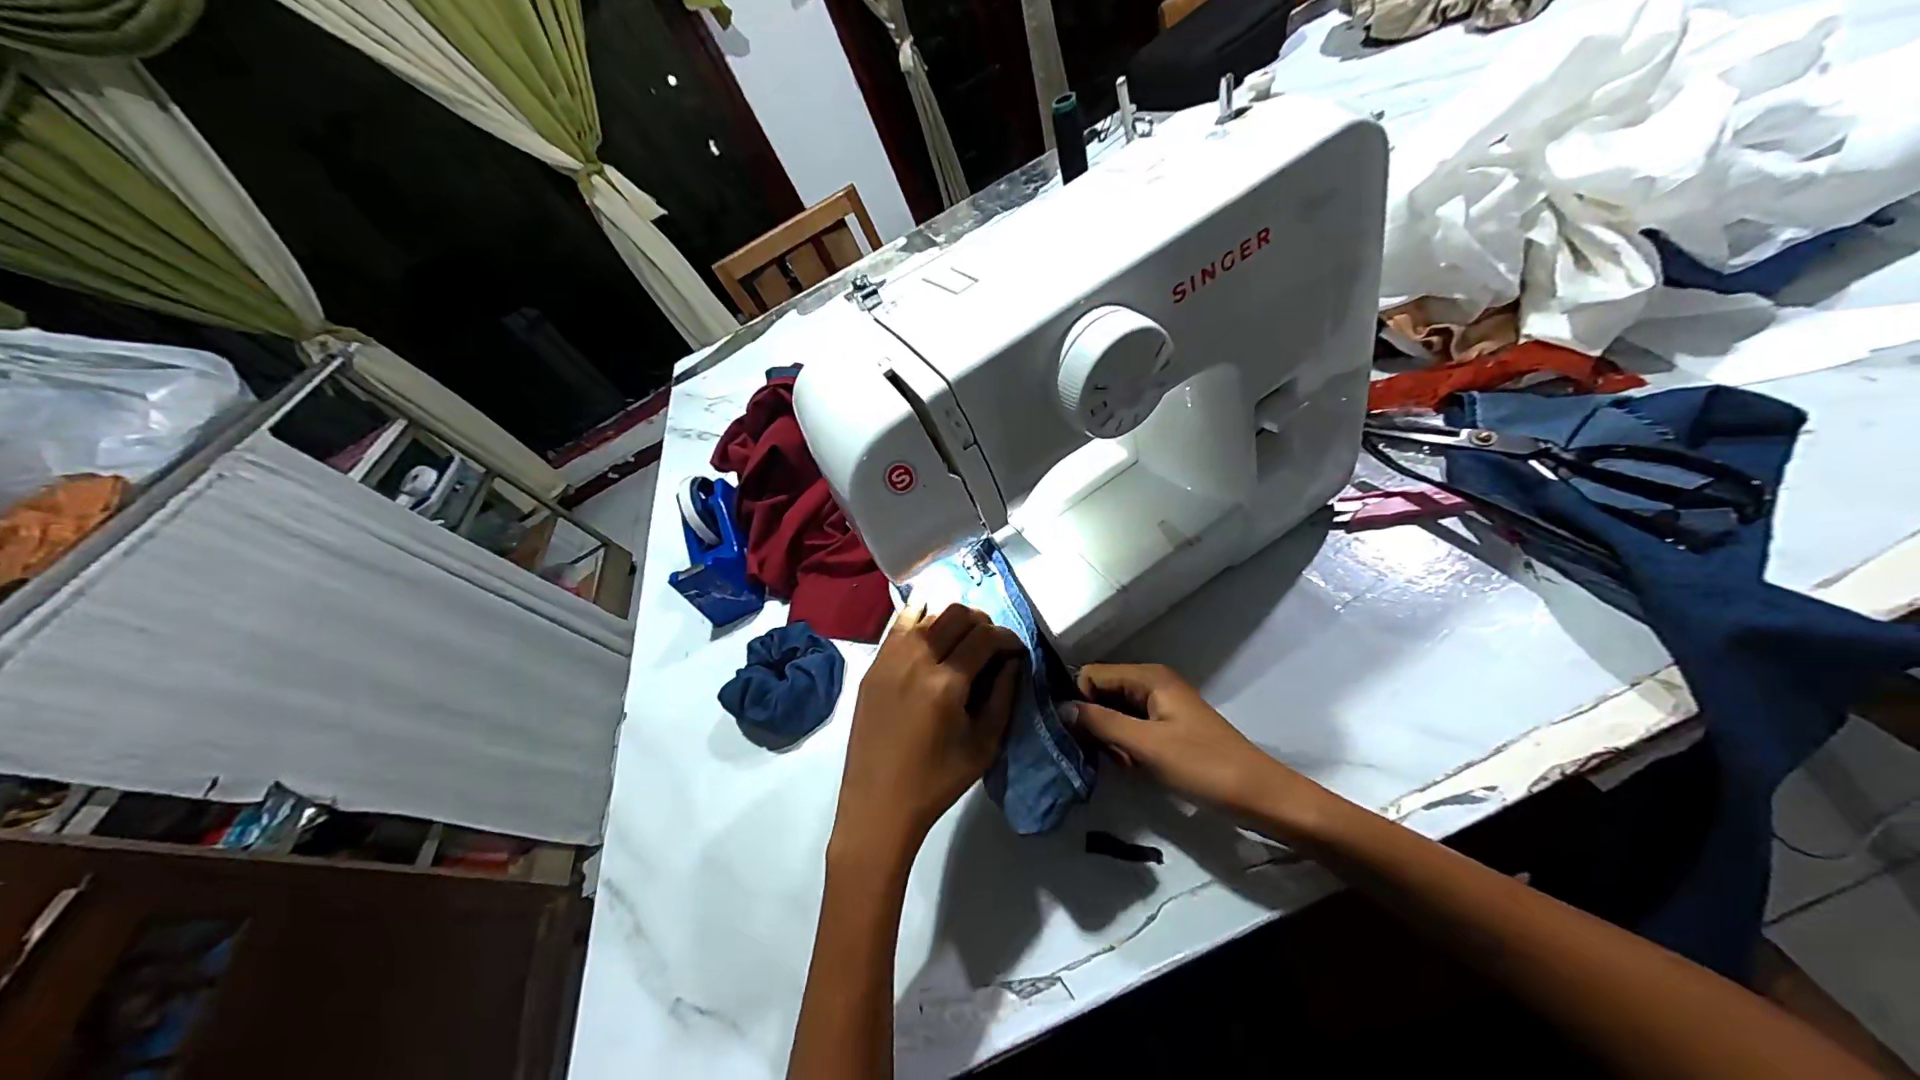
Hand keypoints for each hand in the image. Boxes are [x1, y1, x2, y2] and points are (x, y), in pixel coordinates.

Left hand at [833, 603, 1023, 861]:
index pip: (985, 637)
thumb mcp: (984, 744)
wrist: (878, 803)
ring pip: (928, 615)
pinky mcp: (873, 667)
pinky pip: (899, 626)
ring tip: (963, 642)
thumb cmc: (937, 781)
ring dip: (952, 621)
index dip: (1008, 637)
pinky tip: (931, 626)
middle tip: (992, 645)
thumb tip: (1013, 661)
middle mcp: (916, 661)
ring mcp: (889, 660)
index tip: (1017, 651)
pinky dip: (919, 618)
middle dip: (982, 623)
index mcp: (946, 683)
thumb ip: (1004, 695)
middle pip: (956, 615)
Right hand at [1069, 663, 1294, 816]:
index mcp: (1149, 677)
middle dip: (1094, 721)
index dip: (1079, 700)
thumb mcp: (1146, 745)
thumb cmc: (1202, 766)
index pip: (1092, 675)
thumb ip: (1101, 723)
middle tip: (1102, 753)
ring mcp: (1162, 706)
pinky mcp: (1167, 728)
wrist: (1258, 795)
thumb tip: (1061, 708)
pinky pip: (1131, 728)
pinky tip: (1131, 765)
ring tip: (1121, 763)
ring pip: (1115, 712)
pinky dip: (1124, 745)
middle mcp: (1153, 684)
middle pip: (1102, 692)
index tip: (1079, 733)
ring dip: (1109, 737)